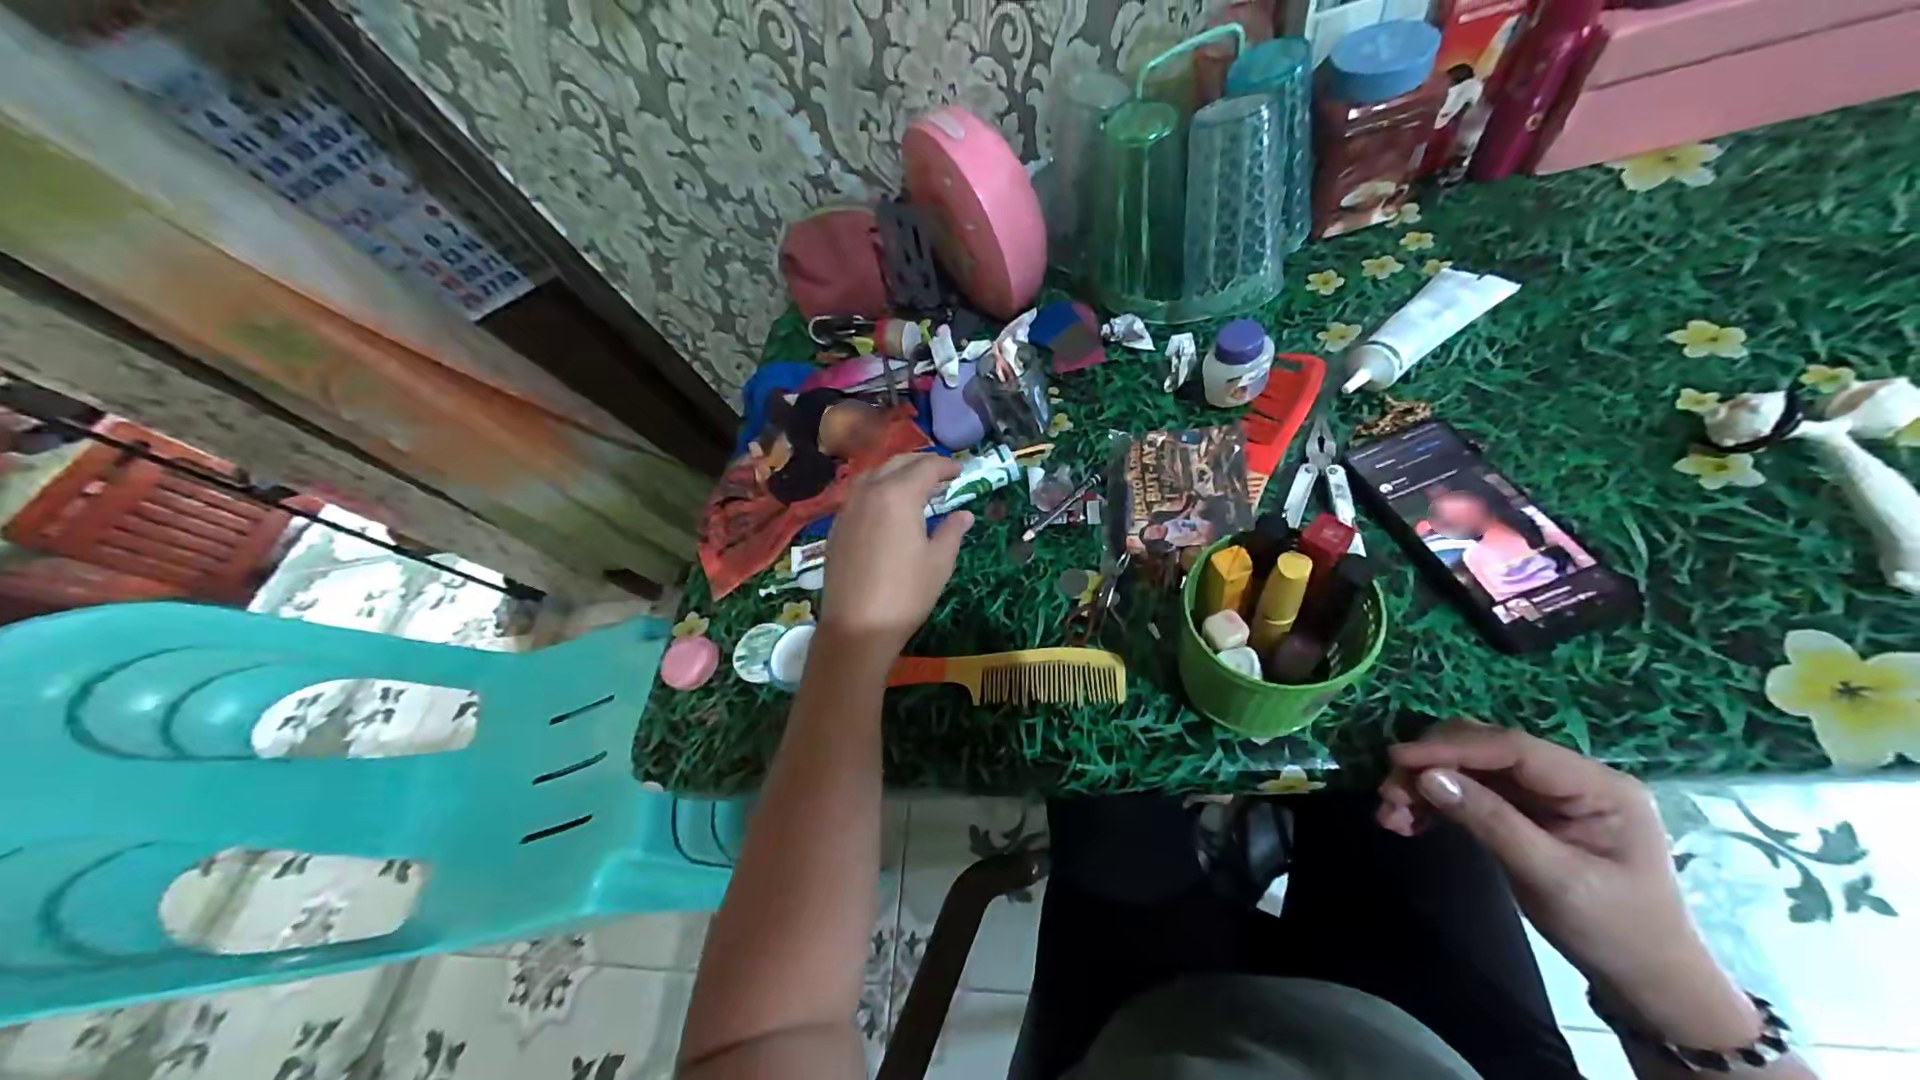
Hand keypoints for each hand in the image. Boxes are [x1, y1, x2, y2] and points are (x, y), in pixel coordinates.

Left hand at [819, 454, 972, 655]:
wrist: (857, 626)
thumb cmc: (906, 594)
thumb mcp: (939, 562)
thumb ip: (952, 531)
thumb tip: (964, 514)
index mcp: (898, 495)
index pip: (926, 467)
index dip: (945, 466)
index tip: (960, 471)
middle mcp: (869, 492)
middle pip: (897, 463)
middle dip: (921, 463)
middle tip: (940, 474)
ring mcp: (848, 508)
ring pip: (873, 474)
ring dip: (896, 472)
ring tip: (914, 485)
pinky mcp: (836, 526)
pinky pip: (859, 493)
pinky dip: (877, 488)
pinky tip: (887, 506)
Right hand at [1378, 720, 1759, 1048]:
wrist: (1647, 983)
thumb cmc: (1616, 931)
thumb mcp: (1554, 879)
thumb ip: (1491, 822)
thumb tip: (1427, 777)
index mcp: (1597, 785)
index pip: (1511, 748)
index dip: (1449, 748)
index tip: (1396, 758)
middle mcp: (1567, 777)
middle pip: (1481, 749)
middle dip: (1429, 766)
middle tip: (1388, 795)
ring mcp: (1543, 793)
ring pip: (1465, 768)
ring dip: (1423, 785)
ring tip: (1390, 815)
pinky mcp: (1521, 810)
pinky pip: (1466, 791)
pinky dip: (1433, 802)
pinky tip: (1408, 822)